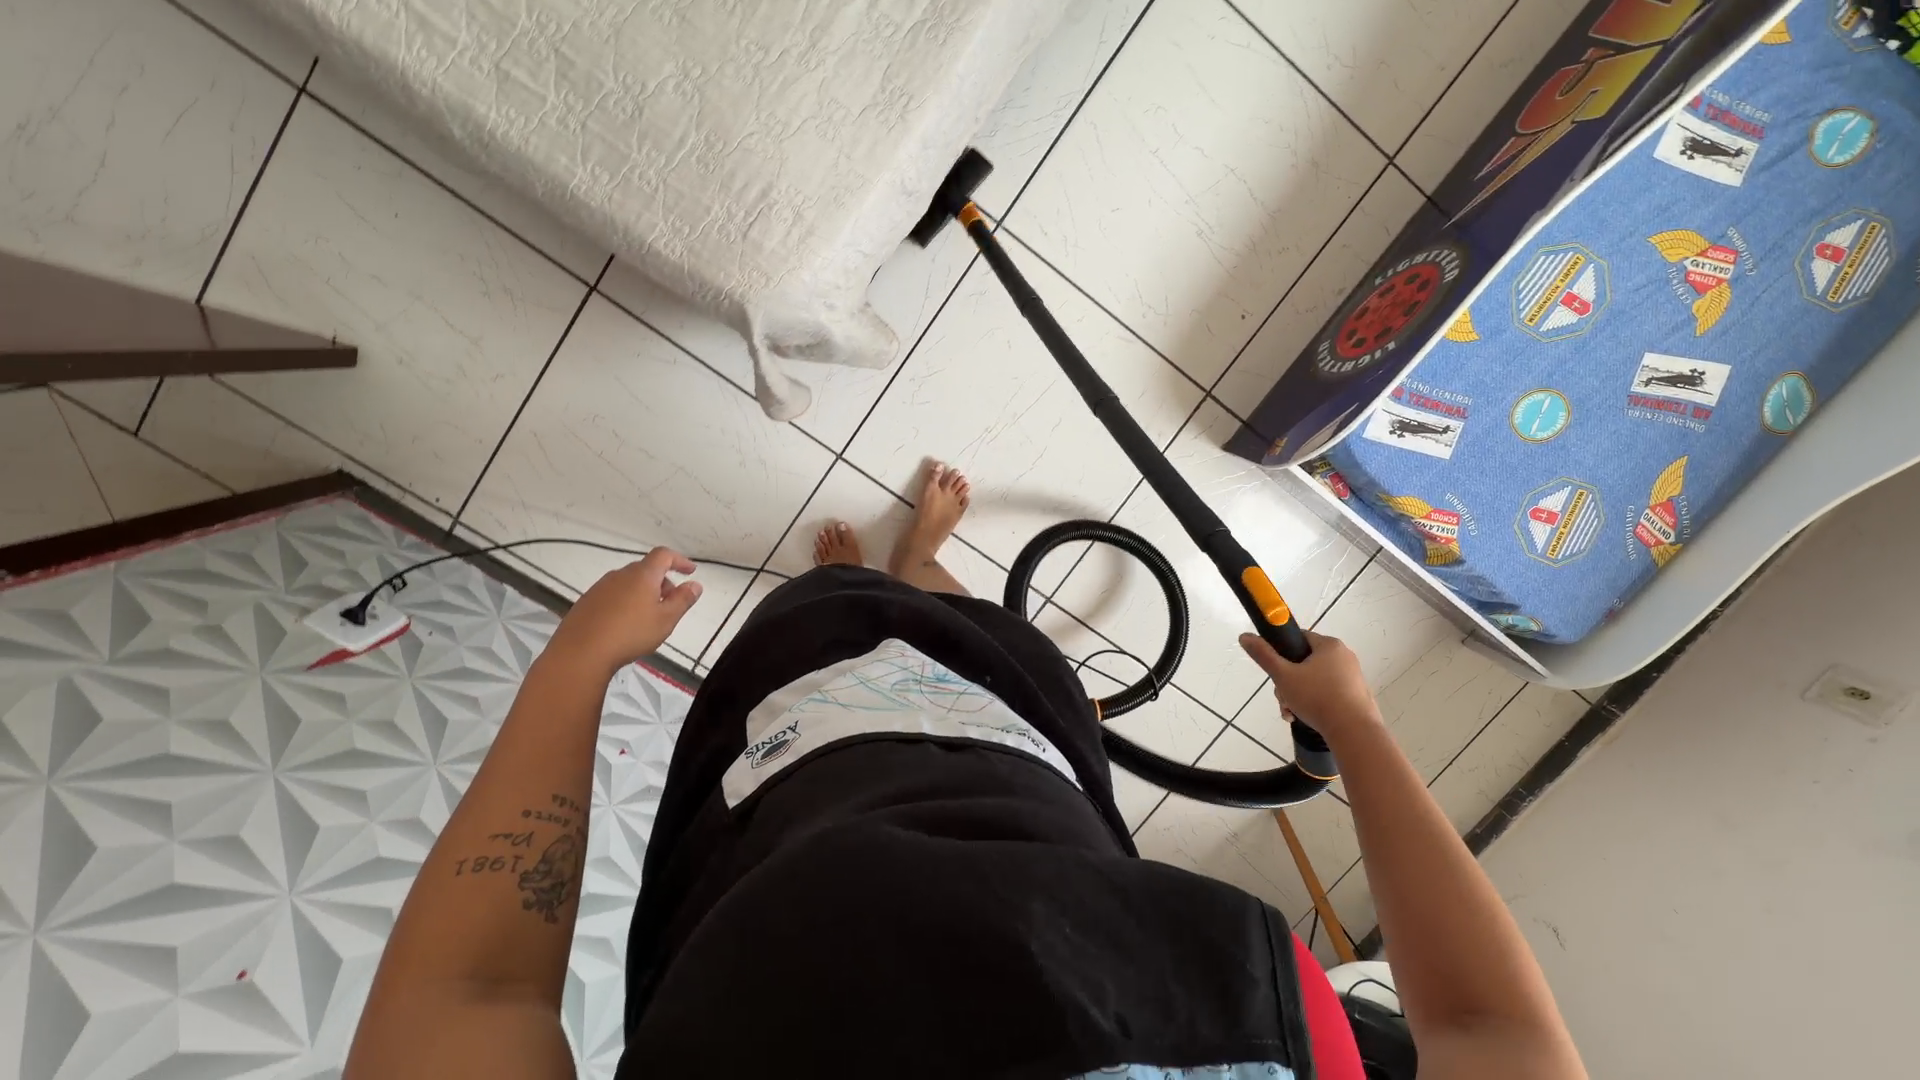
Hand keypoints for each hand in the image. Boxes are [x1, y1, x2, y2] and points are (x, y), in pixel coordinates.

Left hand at [548, 548, 702, 672]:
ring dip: (643, 592)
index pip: (663, 555)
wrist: (580, 652)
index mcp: (642, 575)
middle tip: (671, 602)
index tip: (690, 571)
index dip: (679, 560)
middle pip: (646, 569)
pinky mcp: (587, 602)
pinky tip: (625, 624)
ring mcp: (600, 588)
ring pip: (629, 582)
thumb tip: (695, 584)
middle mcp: (620, 575)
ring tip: (649, 616)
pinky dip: (626, 601)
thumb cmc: (630, 634)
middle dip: (662, 581)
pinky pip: (613, 594)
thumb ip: (683, 600)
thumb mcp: (665, 620)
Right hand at [1238, 630, 1382, 744]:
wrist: (1354, 732)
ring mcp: (1352, 677)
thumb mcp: (1283, 676)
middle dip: (1287, 682)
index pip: (1298, 638)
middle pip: (1304, 663)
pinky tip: (1303, 718)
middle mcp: (1344, 656)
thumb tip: (1244, 636)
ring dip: (1297, 695)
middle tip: (1283, 698)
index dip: (1281, 652)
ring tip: (1291, 713)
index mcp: (1329, 645)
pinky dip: (1313, 703)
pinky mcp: (1357, 696)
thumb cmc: (1317, 697)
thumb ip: (1263, 655)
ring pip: (1314, 681)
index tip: (1275, 671)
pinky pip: (1328, 693)